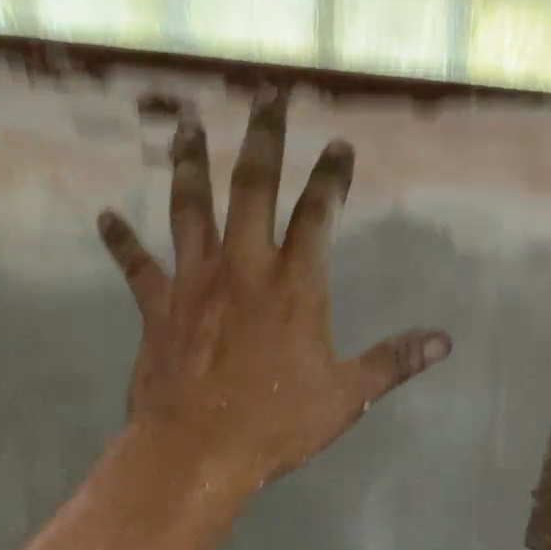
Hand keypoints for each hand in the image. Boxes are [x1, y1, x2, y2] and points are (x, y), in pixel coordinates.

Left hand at [95, 88, 450, 489]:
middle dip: (265, 139)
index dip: (332, 177)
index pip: (318, 215)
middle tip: (268, 96)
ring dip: (191, 163)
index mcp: (296, 286)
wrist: (195, 452)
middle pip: (253, 188)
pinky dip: (122, 242)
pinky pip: (138, 266)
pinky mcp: (157, 307)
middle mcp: (244, 267)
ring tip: (189, 125)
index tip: (340, 146)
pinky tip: (106, 218)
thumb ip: (393, 362)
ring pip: (190, 208)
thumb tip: (444, 342)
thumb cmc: (276, 424)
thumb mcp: (346, 396)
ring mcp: (195, 282)